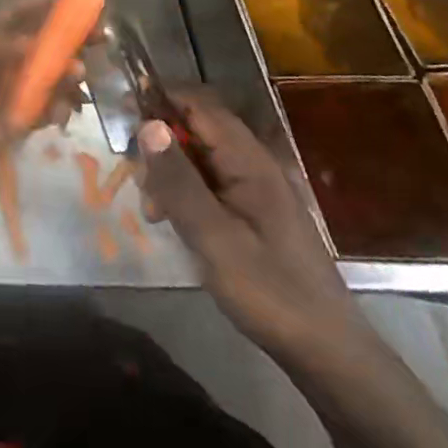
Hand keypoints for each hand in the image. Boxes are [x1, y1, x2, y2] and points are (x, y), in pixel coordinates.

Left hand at [0, 0, 79, 197]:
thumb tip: (38, 41)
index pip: (19, 11)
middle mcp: (1, 59)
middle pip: (42, 40)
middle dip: (71, 36)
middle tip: (102, 35)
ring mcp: (11, 89)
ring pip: (51, 72)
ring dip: (69, 73)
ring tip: (79, 77)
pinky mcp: (19, 118)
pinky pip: (48, 106)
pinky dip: (59, 106)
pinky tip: (62, 112)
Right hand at [136, 89, 357, 359]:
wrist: (325, 348)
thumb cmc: (268, 290)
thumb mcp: (213, 237)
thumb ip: (179, 180)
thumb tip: (147, 124)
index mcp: (249, 159)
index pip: (199, 103)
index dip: (160, 99)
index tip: (122, 115)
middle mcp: (253, 162)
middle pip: (196, 128)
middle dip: (160, 145)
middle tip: (137, 181)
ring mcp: (255, 187)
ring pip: (200, 157)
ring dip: (170, 173)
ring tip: (153, 211)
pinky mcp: (253, 210)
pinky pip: (210, 183)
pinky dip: (185, 193)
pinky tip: (172, 221)